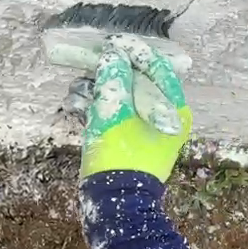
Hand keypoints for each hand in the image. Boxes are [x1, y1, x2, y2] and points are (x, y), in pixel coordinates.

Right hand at [79, 35, 192, 181]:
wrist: (114, 205)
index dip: (133, 52)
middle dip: (108, 74)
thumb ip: (113, 78)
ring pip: (121, 99)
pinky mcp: (127, 143)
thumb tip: (112, 55)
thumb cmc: (119, 156)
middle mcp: (163, 117)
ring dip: (97, 91)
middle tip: (88, 64)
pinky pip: (113, 117)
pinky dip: (95, 109)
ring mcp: (145, 131)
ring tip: (76, 92)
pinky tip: (76, 105)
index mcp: (171, 109)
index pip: (156, 68)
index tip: (111, 42)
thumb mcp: (113, 111)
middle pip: (136, 82)